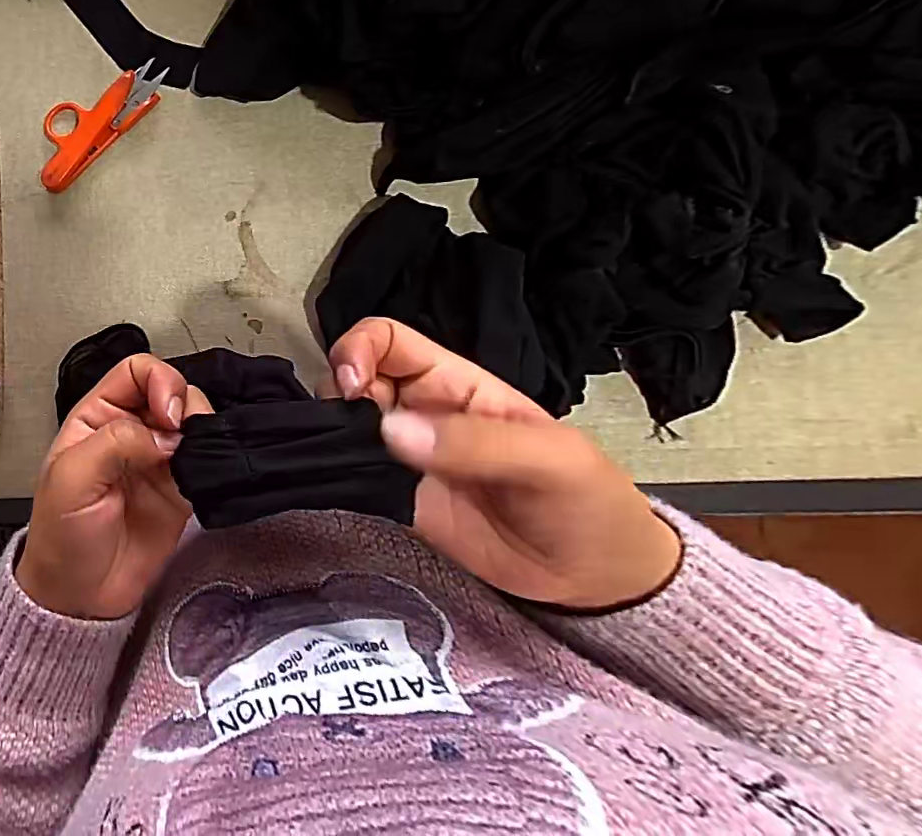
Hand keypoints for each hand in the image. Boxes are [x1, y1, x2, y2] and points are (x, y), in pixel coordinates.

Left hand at [18, 355, 212, 619]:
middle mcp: (132, 429)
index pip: (136, 371)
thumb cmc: (62, 535)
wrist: (82, 595)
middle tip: (180, 433)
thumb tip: (166, 433)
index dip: (158, 380)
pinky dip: (213, 455)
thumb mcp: (71, 478)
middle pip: (172, 388)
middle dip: (183, 403)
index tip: (166, 412)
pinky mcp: (182, 485)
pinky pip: (207, 456)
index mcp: (98, 416)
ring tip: (189, 456)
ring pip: (195, 418)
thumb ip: (116, 441)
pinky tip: (201, 471)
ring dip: (201, 428)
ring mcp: (160, 456)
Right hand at [331, 318, 681, 609]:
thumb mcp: (550, 459)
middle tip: (346, 427)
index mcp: (453, 382)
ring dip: (329, 431)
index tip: (352, 383)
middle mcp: (417, 411)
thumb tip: (391, 430)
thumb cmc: (587, 502)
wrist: (592, 580)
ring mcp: (402, 456)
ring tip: (342, 455)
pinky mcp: (393, 499)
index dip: (360, 347)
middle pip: (351, 376)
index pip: (388, 340)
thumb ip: (476, 442)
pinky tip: (338, 481)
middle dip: (336, 391)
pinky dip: (334, 473)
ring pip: (341, 423)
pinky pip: (350, 475)